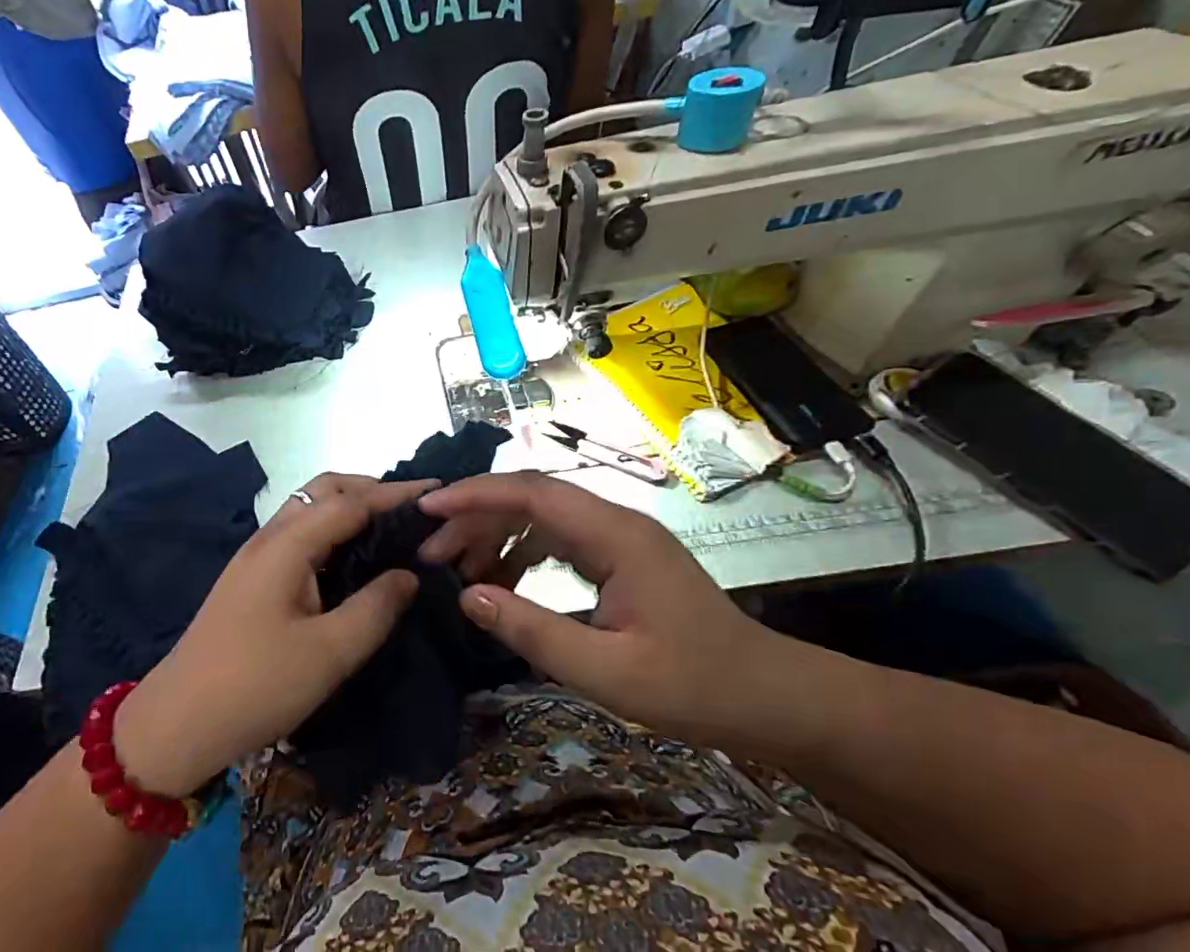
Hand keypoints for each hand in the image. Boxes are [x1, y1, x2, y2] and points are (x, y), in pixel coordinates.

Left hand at [112, 473, 435, 796]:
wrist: (175, 726)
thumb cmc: (256, 686)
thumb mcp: (330, 653)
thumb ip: (377, 607)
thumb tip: (409, 574)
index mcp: (286, 546)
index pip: (350, 501)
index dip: (396, 494)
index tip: (438, 493)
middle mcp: (269, 539)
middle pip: (324, 491)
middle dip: (371, 489)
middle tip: (414, 511)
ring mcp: (256, 559)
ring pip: (309, 511)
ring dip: (351, 508)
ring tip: (392, 528)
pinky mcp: (252, 581)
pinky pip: (301, 536)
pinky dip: (334, 531)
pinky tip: (354, 558)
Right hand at [418, 472, 780, 747]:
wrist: (762, 695)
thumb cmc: (692, 686)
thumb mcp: (606, 671)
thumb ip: (533, 632)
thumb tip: (468, 596)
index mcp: (616, 536)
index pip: (534, 493)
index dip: (476, 494)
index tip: (427, 509)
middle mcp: (616, 523)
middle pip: (533, 499)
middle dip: (477, 518)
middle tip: (431, 555)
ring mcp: (619, 539)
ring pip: (543, 518)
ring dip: (496, 536)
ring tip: (458, 571)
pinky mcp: (619, 559)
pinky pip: (559, 541)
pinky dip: (522, 555)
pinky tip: (501, 583)